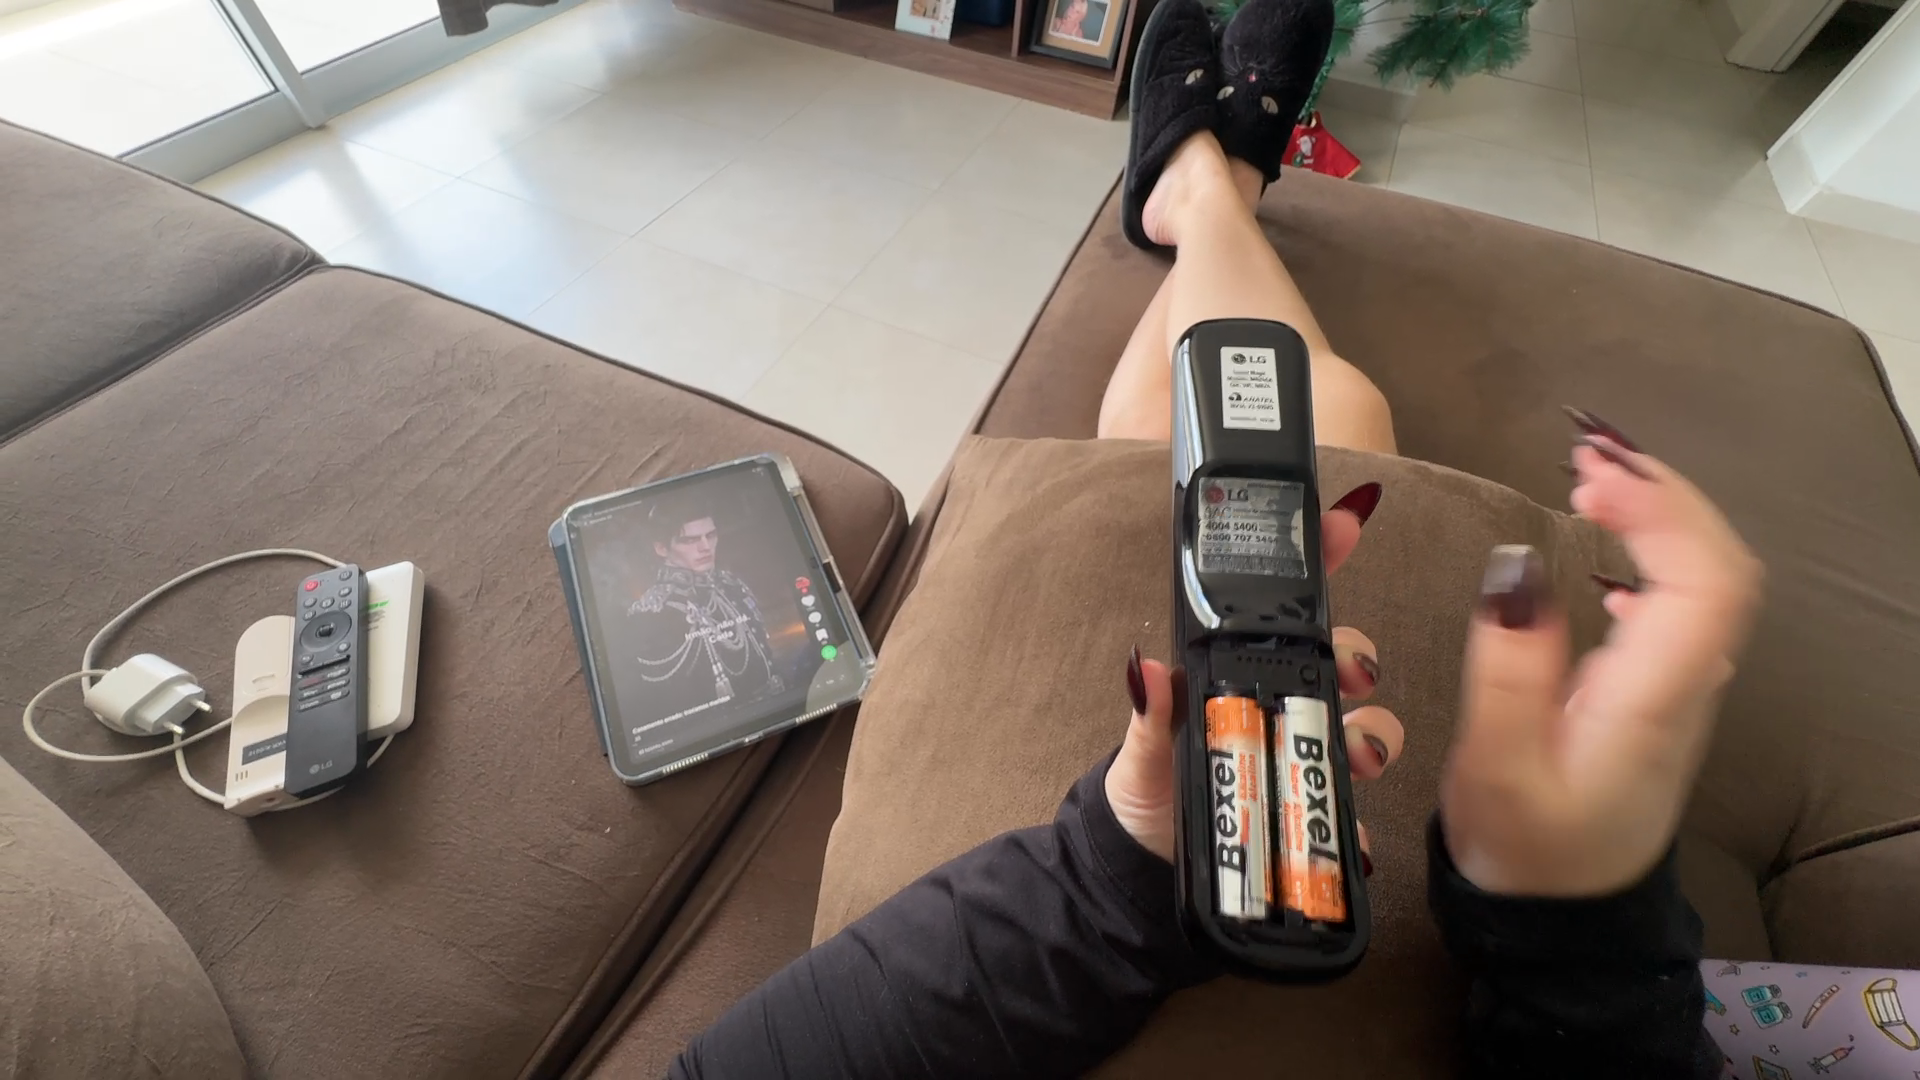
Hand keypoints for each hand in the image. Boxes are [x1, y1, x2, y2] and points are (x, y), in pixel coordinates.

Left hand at [1106, 484, 1403, 862]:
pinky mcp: (1315, 806)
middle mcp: (1271, 705)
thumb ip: (1149, 713)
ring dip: (1374, 731)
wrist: (1148, 867)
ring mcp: (1298, 753)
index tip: (1343, 525)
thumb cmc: (1142, 795)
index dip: (1313, 565)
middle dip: (1357, 655)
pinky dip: (1363, 814)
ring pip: (1365, 723)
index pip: (1274, 613)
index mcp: (1231, 676)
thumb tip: (1146, 668)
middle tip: (1349, 671)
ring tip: (1356, 751)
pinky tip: (1352, 830)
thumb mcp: (1141, 751)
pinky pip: (1357, 803)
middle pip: (1336, 660)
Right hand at [1441, 423, 1761, 896]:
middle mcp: (1684, 685)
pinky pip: (1675, 604)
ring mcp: (1674, 690)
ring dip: (1658, 517)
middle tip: (1587, 452)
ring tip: (1592, 478)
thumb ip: (1508, 664)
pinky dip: (1646, 552)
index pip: (1703, 582)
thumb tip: (1513, 563)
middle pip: (1719, 570)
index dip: (1660, 514)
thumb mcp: (1499, 758)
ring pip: (1704, 582)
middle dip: (1664, 497)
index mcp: (1652, 698)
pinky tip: (1603, 544)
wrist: (1554, 905)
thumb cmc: (1522, 836)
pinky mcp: (1649, 694)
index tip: (1585, 475)